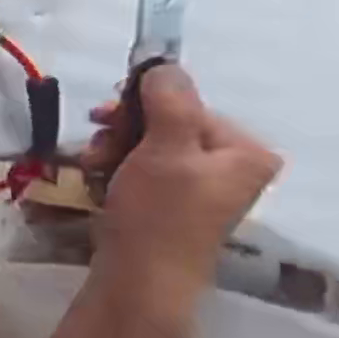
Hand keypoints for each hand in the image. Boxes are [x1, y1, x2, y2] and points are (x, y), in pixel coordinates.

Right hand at [81, 65, 281, 290]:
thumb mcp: (164, 150)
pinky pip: (141, 166)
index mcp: (244, 150)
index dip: (140, 107)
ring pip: (146, 144)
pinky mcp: (171, 199)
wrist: (141, 274)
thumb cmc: (159, 211)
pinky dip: (116, 167)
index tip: (101, 117)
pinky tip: (100, 178)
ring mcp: (200, 184)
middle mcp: (230, 164)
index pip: (185, 105)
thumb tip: (164, 63)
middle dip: (123, 130)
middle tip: (96, 145)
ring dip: (112, 148)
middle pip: (164, 123)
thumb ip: (168, 102)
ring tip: (95, 166)